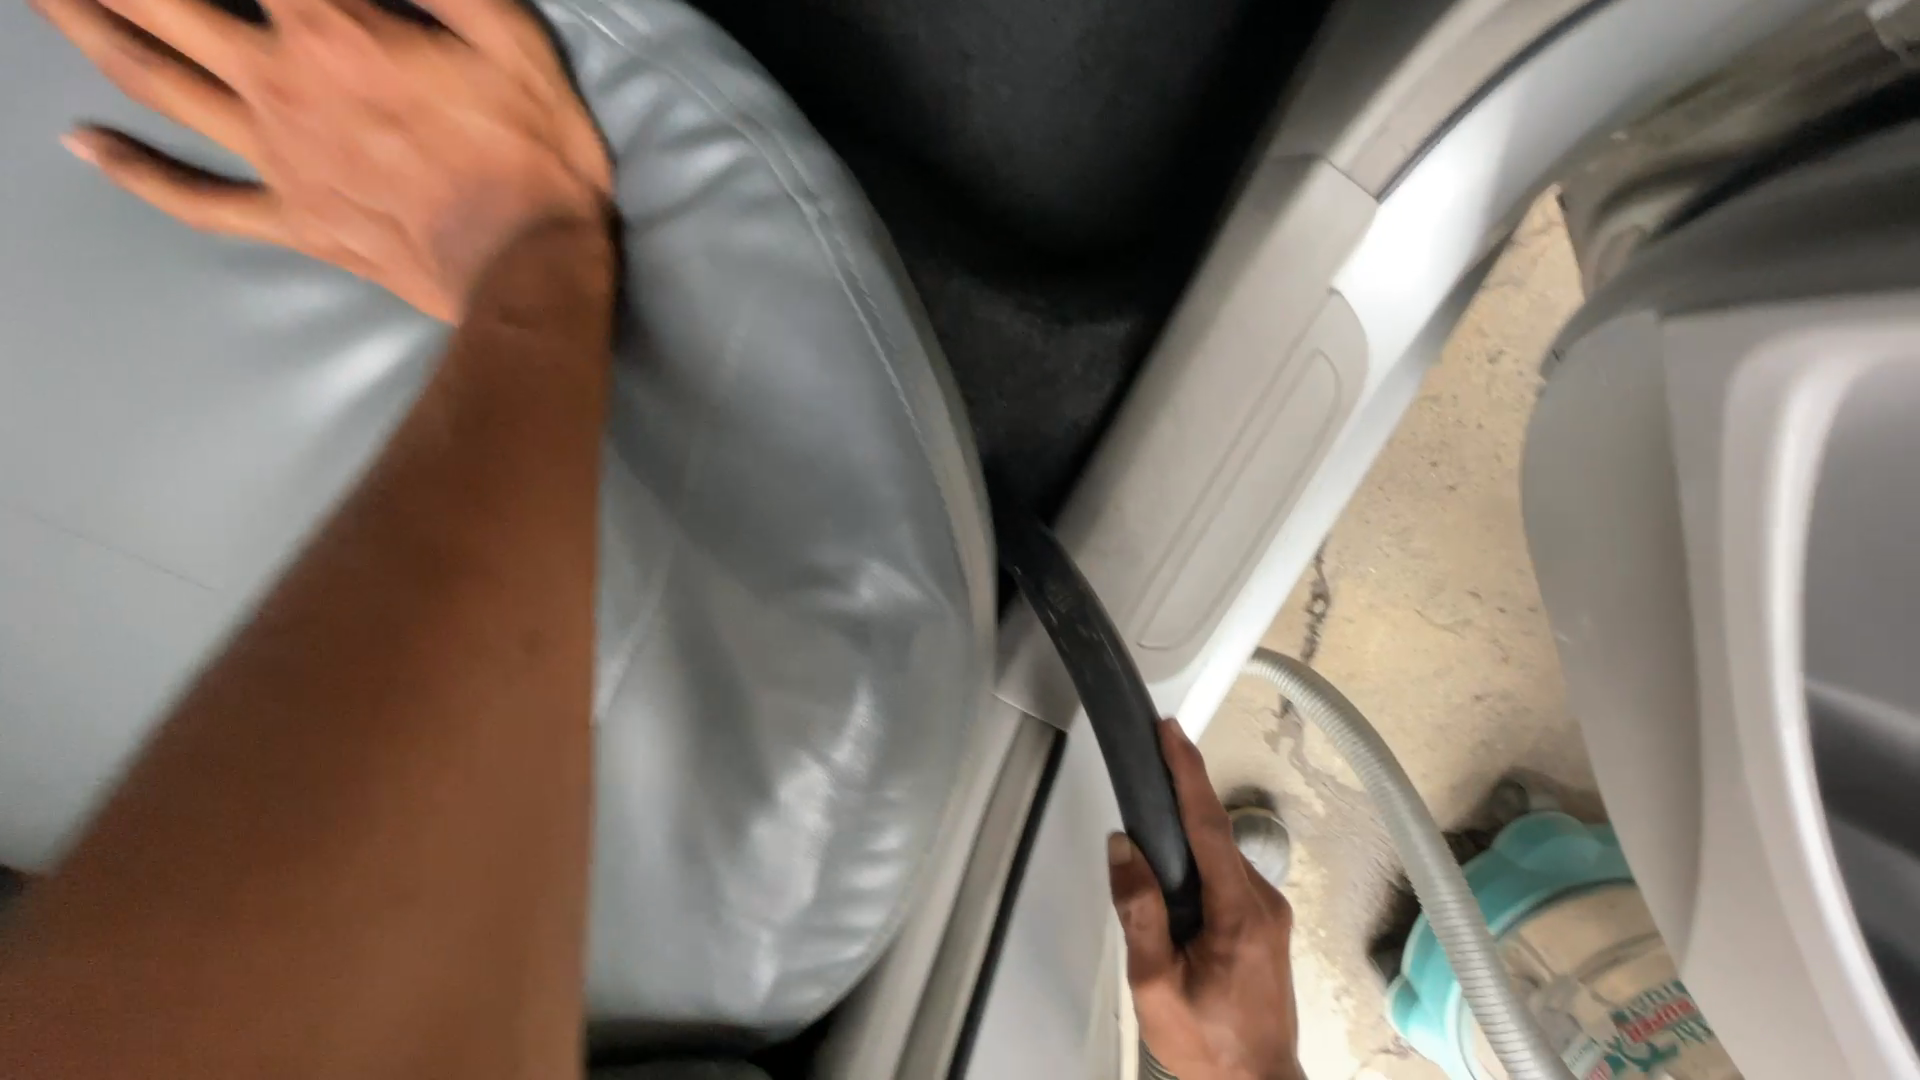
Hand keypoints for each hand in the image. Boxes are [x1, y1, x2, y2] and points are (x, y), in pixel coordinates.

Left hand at [32, 0, 612, 320]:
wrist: (533, 270)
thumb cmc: (538, 159)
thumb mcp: (518, 46)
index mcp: (333, 28)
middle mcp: (279, 81)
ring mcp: (280, 157)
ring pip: (154, 78)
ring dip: (84, 25)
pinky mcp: (298, 221)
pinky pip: (202, 201)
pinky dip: (139, 174)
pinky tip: (87, 145)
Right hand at [1109, 720, 1302, 1079]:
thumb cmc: (1205, 1043)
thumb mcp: (1155, 983)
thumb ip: (1139, 910)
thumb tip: (1123, 845)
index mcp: (1239, 911)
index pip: (1209, 824)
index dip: (1187, 772)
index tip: (1169, 730)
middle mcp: (1263, 900)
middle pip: (1213, 834)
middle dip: (1177, 801)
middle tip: (1141, 777)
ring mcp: (1270, 911)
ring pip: (1218, 855)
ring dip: (1183, 841)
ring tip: (1145, 852)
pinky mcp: (1265, 922)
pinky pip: (1225, 875)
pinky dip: (1196, 865)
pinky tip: (1171, 889)